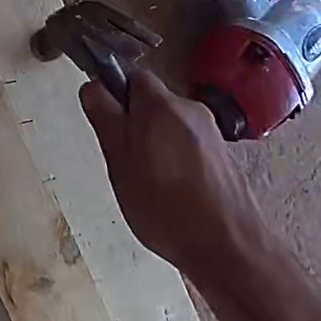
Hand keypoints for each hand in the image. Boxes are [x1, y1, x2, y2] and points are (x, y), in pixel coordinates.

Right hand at [79, 69, 266, 281]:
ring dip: (155, 143)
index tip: (106, 124)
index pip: (131, 75)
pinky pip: (189, 145)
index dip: (113, 94)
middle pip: (152, 102)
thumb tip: (93, 85)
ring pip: (170, 125)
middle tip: (123, 160)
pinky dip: (176, 160)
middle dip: (134, 123)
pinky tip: (173, 193)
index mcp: (159, 103)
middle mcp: (189, 108)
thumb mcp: (118, 161)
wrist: (228, 245)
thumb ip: (104, 118)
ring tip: (148, 182)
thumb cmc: (163, 204)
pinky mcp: (224, 156)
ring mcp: (211, 132)